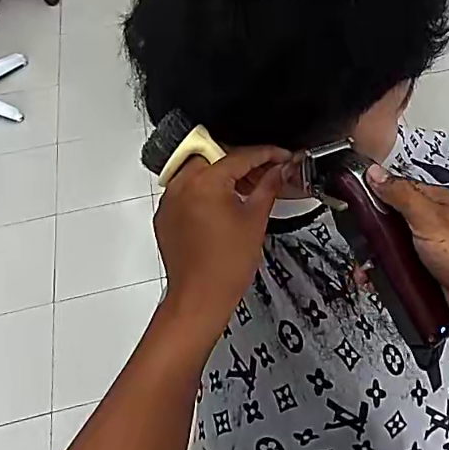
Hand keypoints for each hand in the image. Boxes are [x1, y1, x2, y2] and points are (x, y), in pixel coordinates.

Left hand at [156, 146, 292, 330]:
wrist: (201, 296)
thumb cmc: (224, 267)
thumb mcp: (256, 219)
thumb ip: (269, 186)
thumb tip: (279, 171)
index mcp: (205, 183)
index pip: (241, 155)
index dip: (267, 153)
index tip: (282, 156)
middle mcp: (182, 186)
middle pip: (216, 155)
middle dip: (244, 160)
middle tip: (268, 170)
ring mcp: (170, 200)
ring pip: (200, 170)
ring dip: (225, 173)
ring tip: (250, 188)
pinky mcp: (166, 214)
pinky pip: (188, 189)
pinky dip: (208, 189)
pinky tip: (228, 203)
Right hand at [365, 164, 448, 319]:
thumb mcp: (429, 219)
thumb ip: (401, 195)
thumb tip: (376, 174)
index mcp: (433, 201)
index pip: (395, 187)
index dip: (372, 193)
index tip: (352, 202)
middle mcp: (429, 221)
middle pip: (388, 218)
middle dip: (370, 232)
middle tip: (361, 241)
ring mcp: (425, 246)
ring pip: (389, 245)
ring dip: (374, 256)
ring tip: (367, 266)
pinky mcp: (422, 269)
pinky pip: (396, 266)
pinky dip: (383, 272)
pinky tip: (377, 279)